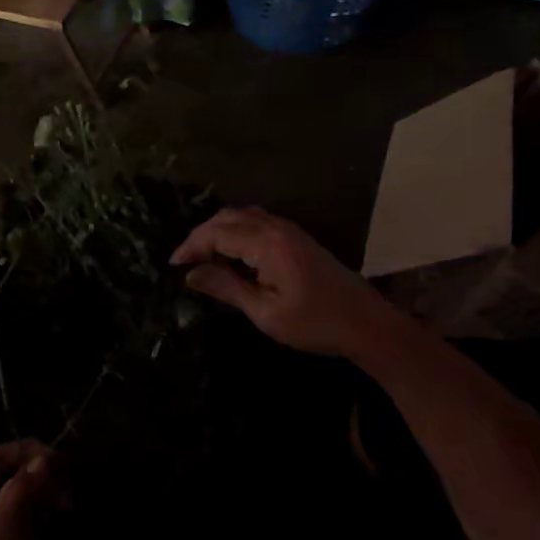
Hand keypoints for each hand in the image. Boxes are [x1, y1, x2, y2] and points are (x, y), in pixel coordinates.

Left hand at [0, 441, 63, 539]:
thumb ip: (17, 495)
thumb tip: (44, 458)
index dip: (26, 451)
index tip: (61, 460)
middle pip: (12, 476)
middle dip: (43, 474)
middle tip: (70, 493)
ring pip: (28, 498)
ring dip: (51, 494)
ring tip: (71, 509)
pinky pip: (38, 524)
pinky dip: (54, 516)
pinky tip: (68, 523)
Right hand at [171, 206, 398, 359]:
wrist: (366, 323)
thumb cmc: (315, 324)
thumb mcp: (264, 312)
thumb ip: (226, 287)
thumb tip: (191, 274)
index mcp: (267, 244)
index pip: (217, 233)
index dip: (191, 246)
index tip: (173, 265)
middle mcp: (277, 228)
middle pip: (228, 218)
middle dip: (201, 235)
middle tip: (186, 262)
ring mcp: (290, 230)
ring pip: (243, 216)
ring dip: (218, 231)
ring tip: (204, 258)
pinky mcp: (297, 238)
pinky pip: (257, 222)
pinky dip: (236, 232)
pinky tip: (231, 255)